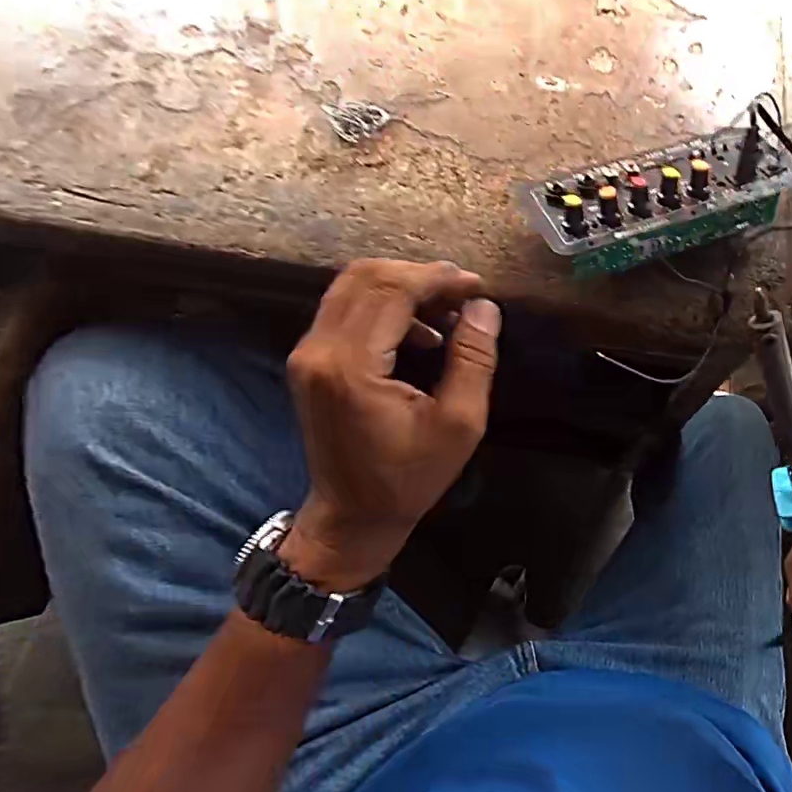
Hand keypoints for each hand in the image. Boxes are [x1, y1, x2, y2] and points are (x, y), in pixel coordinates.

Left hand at [280, 259, 500, 591]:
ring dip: (403, 287)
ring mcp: (307, 353)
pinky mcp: (310, 360)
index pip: (391, 290)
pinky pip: (346, 309)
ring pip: (352, 287)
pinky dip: (386, 305)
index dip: (438, 279)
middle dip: (421, 276)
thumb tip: (484, 308)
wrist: (353, 515)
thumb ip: (474, 360)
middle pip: (366, 277)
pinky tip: (421, 332)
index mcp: (352, 366)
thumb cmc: (410, 477)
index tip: (478, 288)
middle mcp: (318, 350)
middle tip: (464, 294)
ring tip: (448, 309)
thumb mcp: (460, 423)